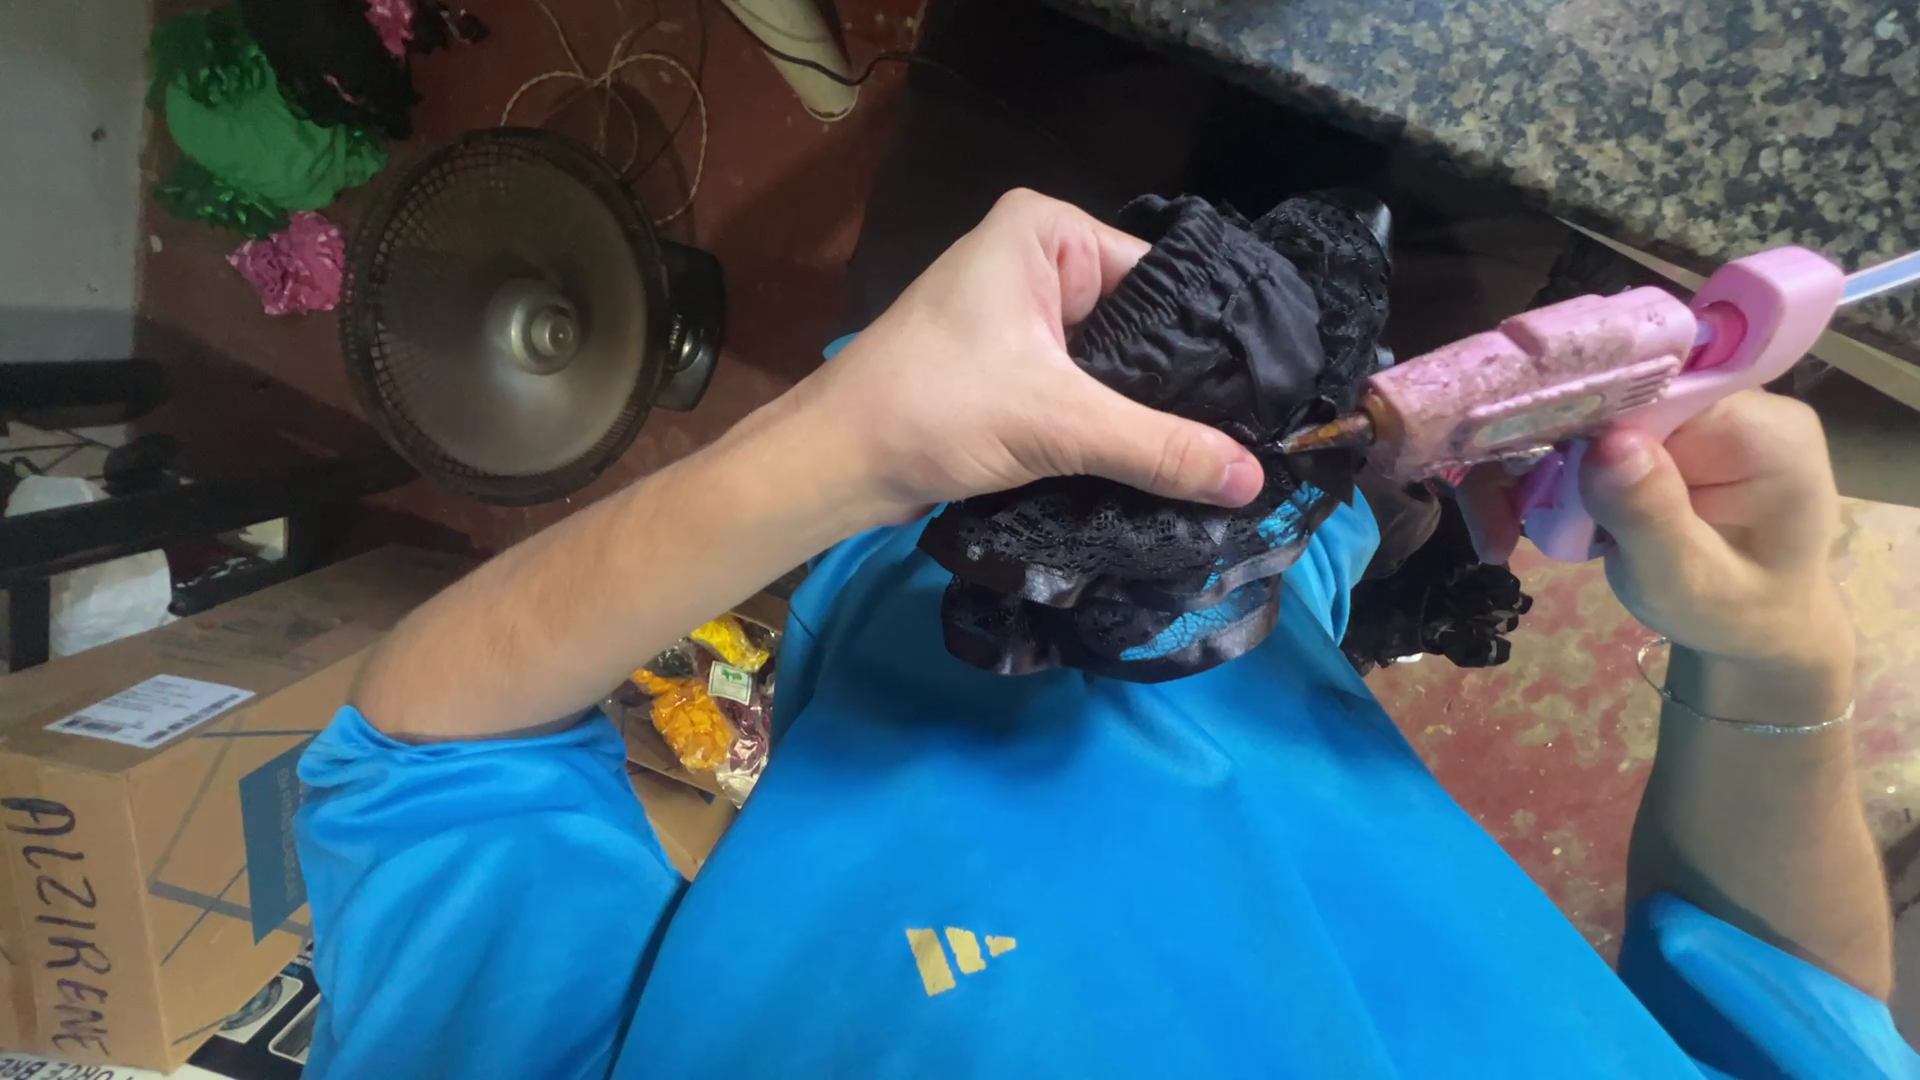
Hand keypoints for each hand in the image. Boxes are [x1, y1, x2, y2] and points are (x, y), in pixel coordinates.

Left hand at [768, 189, 1263, 526]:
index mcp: (1048, 232)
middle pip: (1136, 328)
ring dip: (1140, 414)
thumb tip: (1252, 481)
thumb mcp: (1057, 422)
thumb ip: (1157, 447)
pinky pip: (1075, 391)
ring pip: (1106, 367)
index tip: (1264, 400)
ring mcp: (1018, 318)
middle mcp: (1035, 264)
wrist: (838, 463)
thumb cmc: (935, 410)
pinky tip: (1151, 462)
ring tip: (1213, 458)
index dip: (1210, 343)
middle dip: (1176, 387)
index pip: (1162, 281)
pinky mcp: (1005, 368)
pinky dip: (1102, 426)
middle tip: (1246, 441)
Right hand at [1466, 390, 1852, 720]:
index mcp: (1749, 429)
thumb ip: (1650, 512)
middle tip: (1494, 533)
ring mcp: (1668, 424)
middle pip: (1586, 406)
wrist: (1751, 626)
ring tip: (1498, 541)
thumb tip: (1607, 440)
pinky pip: (1556, 449)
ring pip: (1558, 427)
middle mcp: (1709, 408)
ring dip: (1513, 484)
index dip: (1567, 418)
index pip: (1639, 394)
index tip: (1511, 467)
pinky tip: (1509, 529)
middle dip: (1524, 464)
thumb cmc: (1734, 610)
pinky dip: (1522, 490)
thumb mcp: (1688, 577)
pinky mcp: (1633, 442)